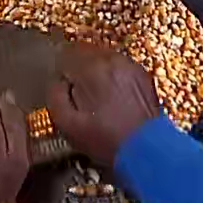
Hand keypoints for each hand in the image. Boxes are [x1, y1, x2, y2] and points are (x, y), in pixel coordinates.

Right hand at [48, 43, 165, 164]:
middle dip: (76, 67)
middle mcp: (111, 60)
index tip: (61, 85)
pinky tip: (111, 95)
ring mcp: (129, 65)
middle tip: (75, 91)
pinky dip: (110, 74)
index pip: (65, 53)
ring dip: (93, 69)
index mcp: (91, 68)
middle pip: (83, 51)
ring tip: (94, 95)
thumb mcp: (67, 124)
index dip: (59, 70)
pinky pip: (117, 65)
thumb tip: (56, 82)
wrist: (148, 151)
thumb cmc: (106, 140)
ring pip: (101, 56)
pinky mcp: (141, 74)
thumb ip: (54, 96)